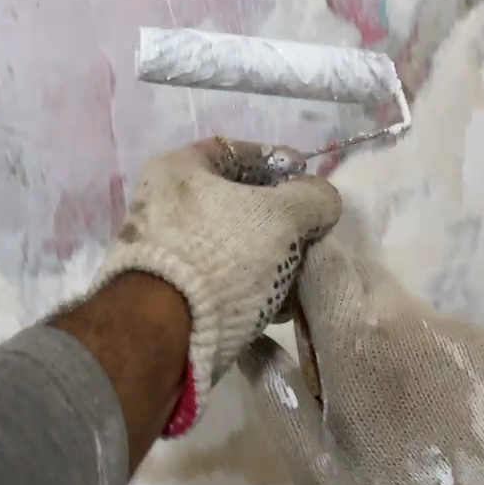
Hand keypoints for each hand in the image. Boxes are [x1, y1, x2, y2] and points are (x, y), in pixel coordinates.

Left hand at [89, 138, 342, 432]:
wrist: (164, 332)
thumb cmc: (219, 254)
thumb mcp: (278, 216)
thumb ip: (310, 198)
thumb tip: (320, 196)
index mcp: (177, 168)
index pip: (235, 152)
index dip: (277, 163)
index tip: (309, 184)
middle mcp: (163, 201)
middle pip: (236, 200)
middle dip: (279, 221)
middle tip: (311, 238)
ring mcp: (164, 246)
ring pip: (231, 242)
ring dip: (269, 259)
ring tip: (300, 279)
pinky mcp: (169, 289)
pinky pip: (220, 276)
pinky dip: (250, 286)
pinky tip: (278, 307)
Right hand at [238, 208, 483, 484]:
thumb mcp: (314, 462)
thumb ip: (274, 390)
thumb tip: (247, 339)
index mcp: (352, 329)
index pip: (319, 254)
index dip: (304, 262)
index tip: (292, 296)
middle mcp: (405, 310)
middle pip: (363, 275)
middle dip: (344, 300)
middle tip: (342, 357)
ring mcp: (458, 327)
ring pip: (408, 311)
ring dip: (393, 336)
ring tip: (402, 398)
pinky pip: (451, 339)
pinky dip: (438, 362)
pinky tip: (449, 411)